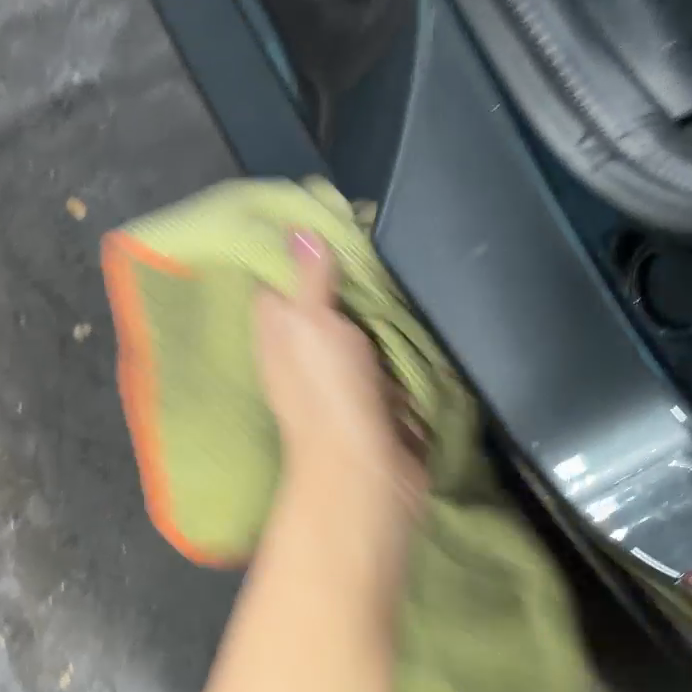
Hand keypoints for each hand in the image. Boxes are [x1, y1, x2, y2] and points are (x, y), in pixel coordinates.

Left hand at [255, 231, 425, 516]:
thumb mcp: (311, 321)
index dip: (294, 252)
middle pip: (322, 303)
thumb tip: (298, 230)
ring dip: (377, 312)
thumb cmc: (330, 390)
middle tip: (373, 241)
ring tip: (400, 272)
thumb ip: (308, 276)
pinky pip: (386, 361)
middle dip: (347, 279)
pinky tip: (415, 319)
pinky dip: (399, 346)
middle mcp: (303, 353)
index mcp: (277, 332)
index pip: (275, 281)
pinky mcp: (374, 399)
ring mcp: (340, 378)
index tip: (325, 221)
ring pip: (357, 331)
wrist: (365, 469)